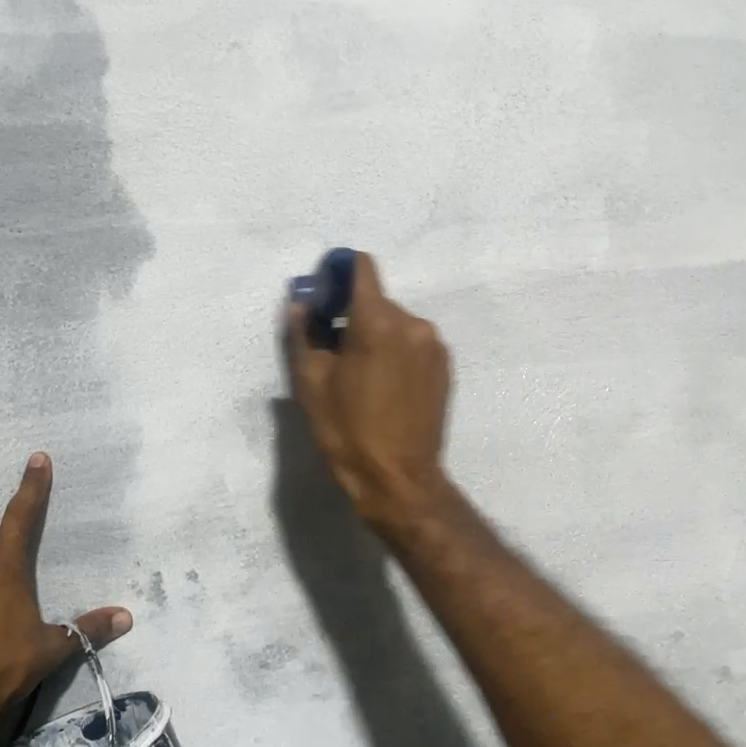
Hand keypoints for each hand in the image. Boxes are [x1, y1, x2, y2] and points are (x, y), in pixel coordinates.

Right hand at [286, 253, 453, 527]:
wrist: (398, 479)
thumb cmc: (347, 432)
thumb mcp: (310, 384)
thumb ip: (303, 334)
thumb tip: (299, 304)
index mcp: (376, 321)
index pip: (361, 267)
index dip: (338, 274)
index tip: (324, 299)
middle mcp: (412, 323)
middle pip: (376, 300)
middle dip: (353, 316)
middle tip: (335, 352)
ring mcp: (433, 345)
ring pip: (396, 323)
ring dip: (376, 336)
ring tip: (362, 377)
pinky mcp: (445, 366)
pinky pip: (413, 344)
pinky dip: (396, 353)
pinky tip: (385, 388)